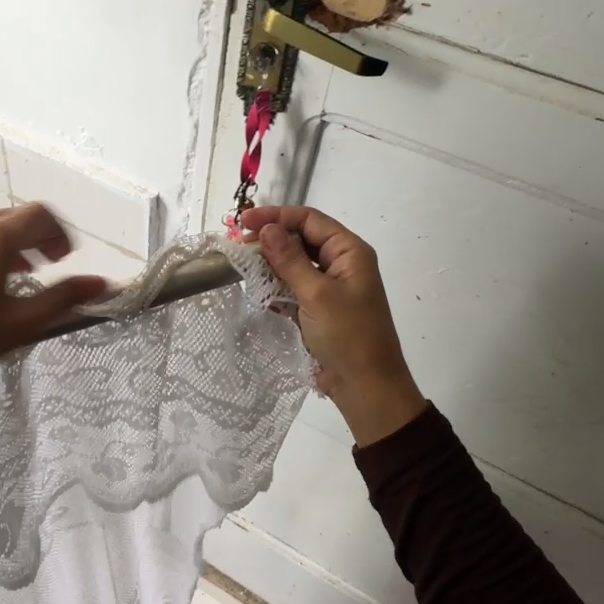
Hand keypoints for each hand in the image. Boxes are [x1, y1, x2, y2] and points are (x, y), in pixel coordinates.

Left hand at [0, 204, 109, 407]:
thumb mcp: (18, 325)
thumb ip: (63, 299)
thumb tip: (103, 283)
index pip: (39, 214)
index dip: (60, 233)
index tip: (64, 259)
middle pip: (10, 218)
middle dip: (33, 238)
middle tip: (43, 268)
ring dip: (4, 246)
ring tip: (9, 279)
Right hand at [241, 205, 425, 446]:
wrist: (366, 387)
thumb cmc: (348, 335)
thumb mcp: (316, 294)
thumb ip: (289, 259)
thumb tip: (266, 229)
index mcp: (350, 252)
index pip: (309, 220)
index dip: (276, 216)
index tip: (244, 221)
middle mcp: (341, 263)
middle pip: (300, 239)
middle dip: (270, 240)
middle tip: (238, 246)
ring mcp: (329, 287)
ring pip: (294, 264)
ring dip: (270, 265)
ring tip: (242, 267)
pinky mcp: (317, 309)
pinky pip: (292, 288)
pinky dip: (275, 288)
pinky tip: (257, 292)